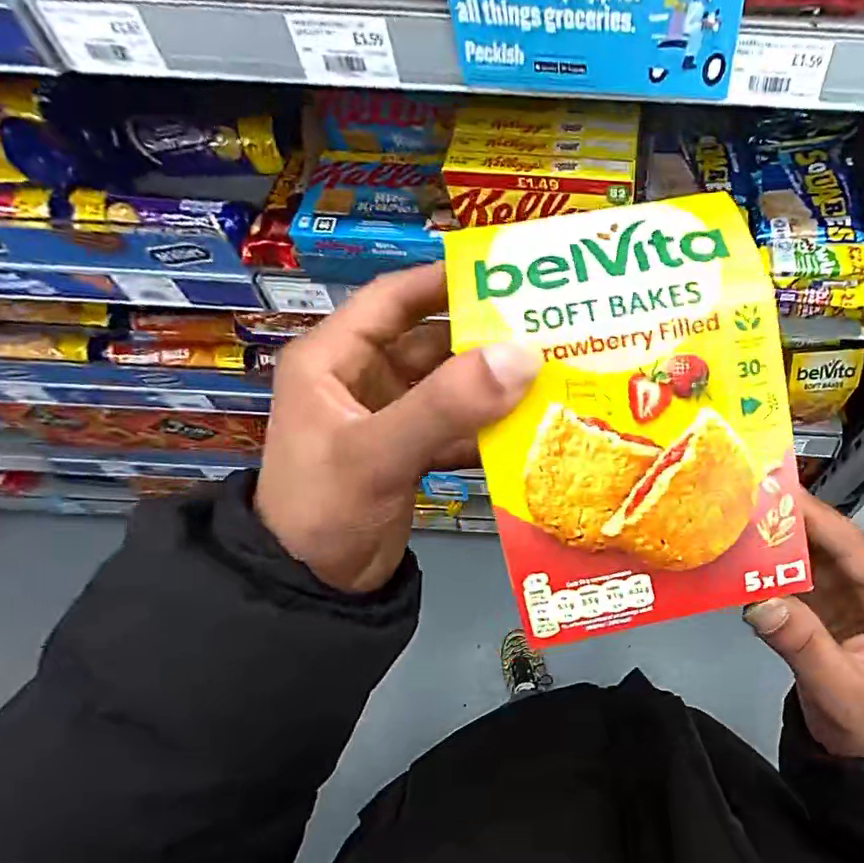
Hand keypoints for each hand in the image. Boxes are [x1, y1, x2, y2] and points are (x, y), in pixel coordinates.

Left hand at [255, 263, 540, 592]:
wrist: (310, 588)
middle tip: (549, 330)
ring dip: (493, 388)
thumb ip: (445, 405)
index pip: (393, 299)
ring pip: (450, 390)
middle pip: (433, 344)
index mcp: (334, 359)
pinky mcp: (410, 456)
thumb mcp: (377, 452)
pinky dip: (488, 431)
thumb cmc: (324, 508)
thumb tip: (523, 355)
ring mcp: (389, 420)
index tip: (506, 274)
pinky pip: (456, 430)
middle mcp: (363, 381)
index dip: (445, 280)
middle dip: (485, 340)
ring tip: (553, 376)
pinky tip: (530, 432)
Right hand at [743, 494, 863, 757]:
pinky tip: (738, 554)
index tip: (776, 494)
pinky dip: (766, 565)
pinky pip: (791, 573)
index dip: (815, 519)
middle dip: (788, 522)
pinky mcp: (821, 601)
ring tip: (733, 519)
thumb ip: (802, 645)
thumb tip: (759, 603)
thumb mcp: (839, 689)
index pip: (854, 547)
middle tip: (743, 500)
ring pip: (807, 553)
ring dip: (773, 539)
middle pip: (829, 542)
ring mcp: (846, 590)